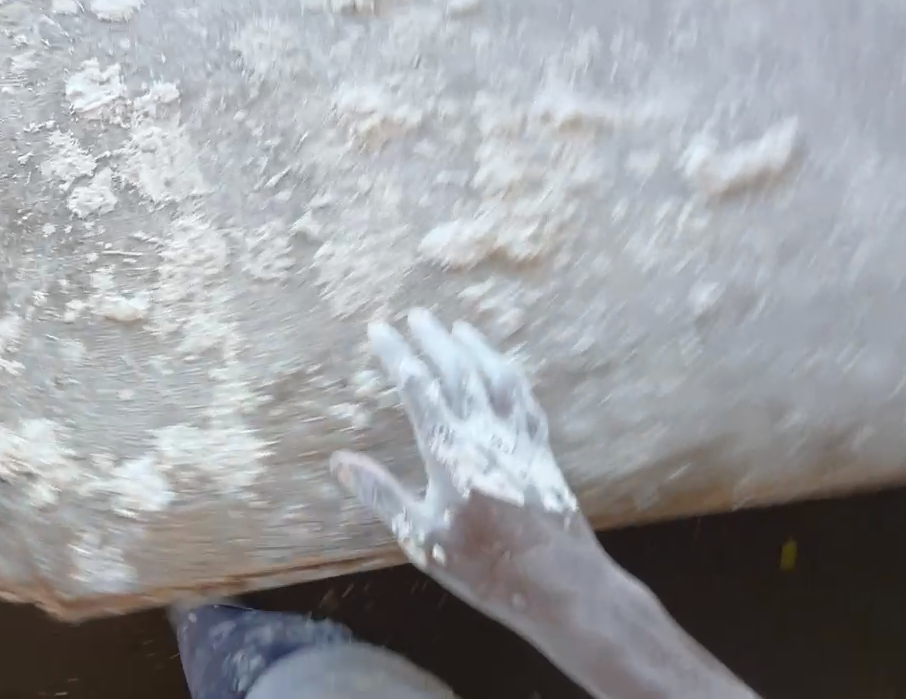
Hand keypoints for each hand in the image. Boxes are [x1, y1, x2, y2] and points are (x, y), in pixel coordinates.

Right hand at [330, 310, 600, 629]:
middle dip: (434, 340)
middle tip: (416, 315)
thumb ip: (380, 494)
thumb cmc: (487, 568)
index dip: (396, 354)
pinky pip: (524, 401)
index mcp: (451, 452)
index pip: (418, 388)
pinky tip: (503, 367)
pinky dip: (510, 375)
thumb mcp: (422, 537)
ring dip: (475, 349)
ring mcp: (518, 442)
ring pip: (495, 380)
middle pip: (458, 372)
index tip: (378, 329)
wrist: (568, 591)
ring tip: (458, 327)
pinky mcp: (541, 454)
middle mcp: (485, 436)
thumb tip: (337, 461)